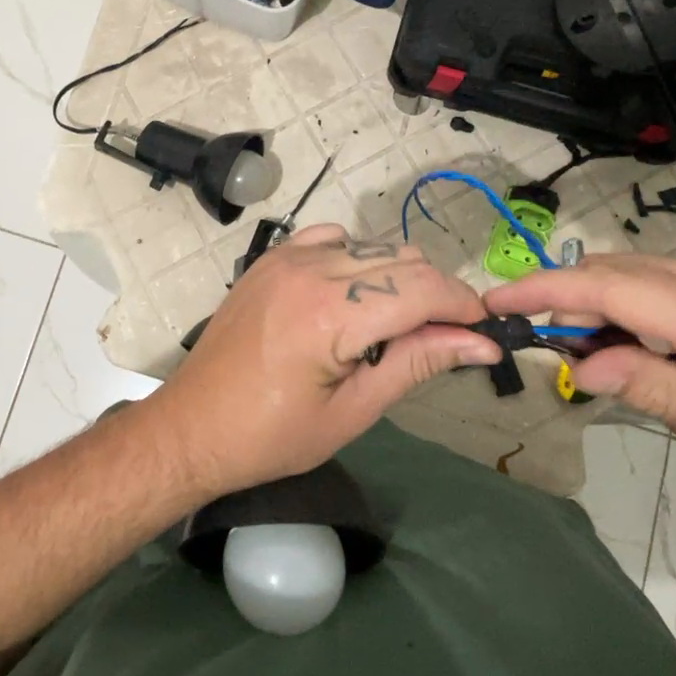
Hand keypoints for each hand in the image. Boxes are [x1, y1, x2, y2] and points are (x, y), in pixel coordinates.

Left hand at [143, 224, 497, 496]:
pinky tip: (353, 295)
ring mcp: (284, 258)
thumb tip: (481, 343)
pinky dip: (356, 258)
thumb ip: (417, 364)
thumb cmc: (270, 436)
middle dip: (437, 294)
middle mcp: (308, 271)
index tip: (483, 332)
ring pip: (371, 246)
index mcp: (329, 314)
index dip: (464, 306)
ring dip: (399, 278)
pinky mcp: (269, 259)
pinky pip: (330, 238)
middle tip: (443, 339)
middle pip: (403, 259)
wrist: (192, 427)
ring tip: (396, 326)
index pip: (422, 288)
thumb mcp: (352, 411)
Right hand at [486, 254, 675, 546]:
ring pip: (642, 270)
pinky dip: (631, 302)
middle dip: (562, 294)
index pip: (608, 286)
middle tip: (530, 344)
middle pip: (618, 268)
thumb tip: (578, 361)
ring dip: (597, 299)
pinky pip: (671, 281)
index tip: (491, 302)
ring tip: (577, 353)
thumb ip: (657, 392)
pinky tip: (630, 345)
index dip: (543, 290)